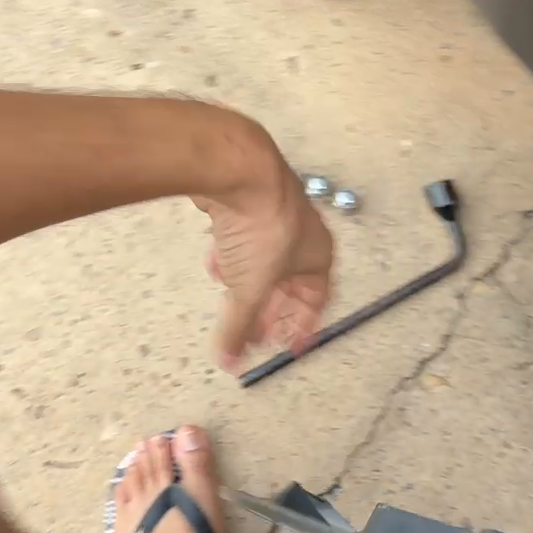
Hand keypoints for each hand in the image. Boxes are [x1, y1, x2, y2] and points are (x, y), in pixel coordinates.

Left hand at [194, 150, 332, 370]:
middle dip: (266, 308)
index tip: (284, 347)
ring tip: (229, 297)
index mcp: (317, 256)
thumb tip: (229, 361)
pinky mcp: (248, 201)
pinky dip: (232, 254)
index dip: (298, 326)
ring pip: (263, 258)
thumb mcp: (250, 288)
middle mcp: (303, 235)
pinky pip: (244, 237)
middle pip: (287, 281)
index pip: (315, 300)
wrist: (240, 170)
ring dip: (246, 281)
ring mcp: (275, 215)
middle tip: (250, 330)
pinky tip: (215, 262)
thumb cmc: (263, 229)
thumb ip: (238, 326)